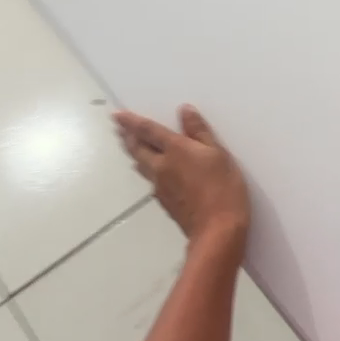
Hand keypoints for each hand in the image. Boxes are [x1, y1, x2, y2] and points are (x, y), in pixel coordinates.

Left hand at [113, 105, 249, 255]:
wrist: (216, 229)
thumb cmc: (223, 187)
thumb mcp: (219, 154)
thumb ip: (200, 132)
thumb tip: (184, 111)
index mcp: (175, 150)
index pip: (148, 131)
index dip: (131, 121)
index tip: (116, 115)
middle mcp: (161, 166)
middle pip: (137, 149)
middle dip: (127, 137)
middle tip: (119, 129)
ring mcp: (160, 186)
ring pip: (141, 166)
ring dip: (135, 153)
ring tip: (132, 147)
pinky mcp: (164, 202)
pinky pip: (150, 180)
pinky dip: (147, 170)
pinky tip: (153, 172)